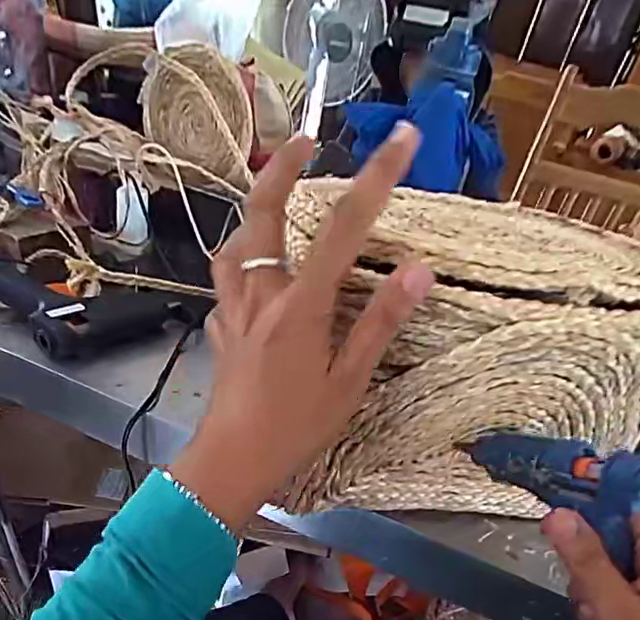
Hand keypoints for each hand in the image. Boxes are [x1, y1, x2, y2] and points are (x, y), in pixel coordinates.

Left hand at [168, 126, 434, 528]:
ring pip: (234, 247)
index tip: (402, 138)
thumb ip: (380, 324)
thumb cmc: (295, 428)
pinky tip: (252, 283)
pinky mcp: (221, 333)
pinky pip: (225, 287)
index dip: (376, 178)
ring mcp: (234, 312)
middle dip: (283, 168)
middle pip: (263, 214)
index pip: (342, 228)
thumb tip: (419, 271)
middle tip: (306, 144)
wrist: (233, 461)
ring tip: (276, 210)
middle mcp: (261, 296)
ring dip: (254, 218)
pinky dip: (240, 270)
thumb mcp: (349, 382)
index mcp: (300, 306)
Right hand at [542, 507, 639, 619]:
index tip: (563, 546)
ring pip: (630, 568)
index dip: (590, 519)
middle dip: (595, 569)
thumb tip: (558, 512)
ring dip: (606, 592)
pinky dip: (625, 606)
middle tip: (590, 608)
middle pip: (625, 540)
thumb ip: (586, 561)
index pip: (626, 508)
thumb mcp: (615, 613)